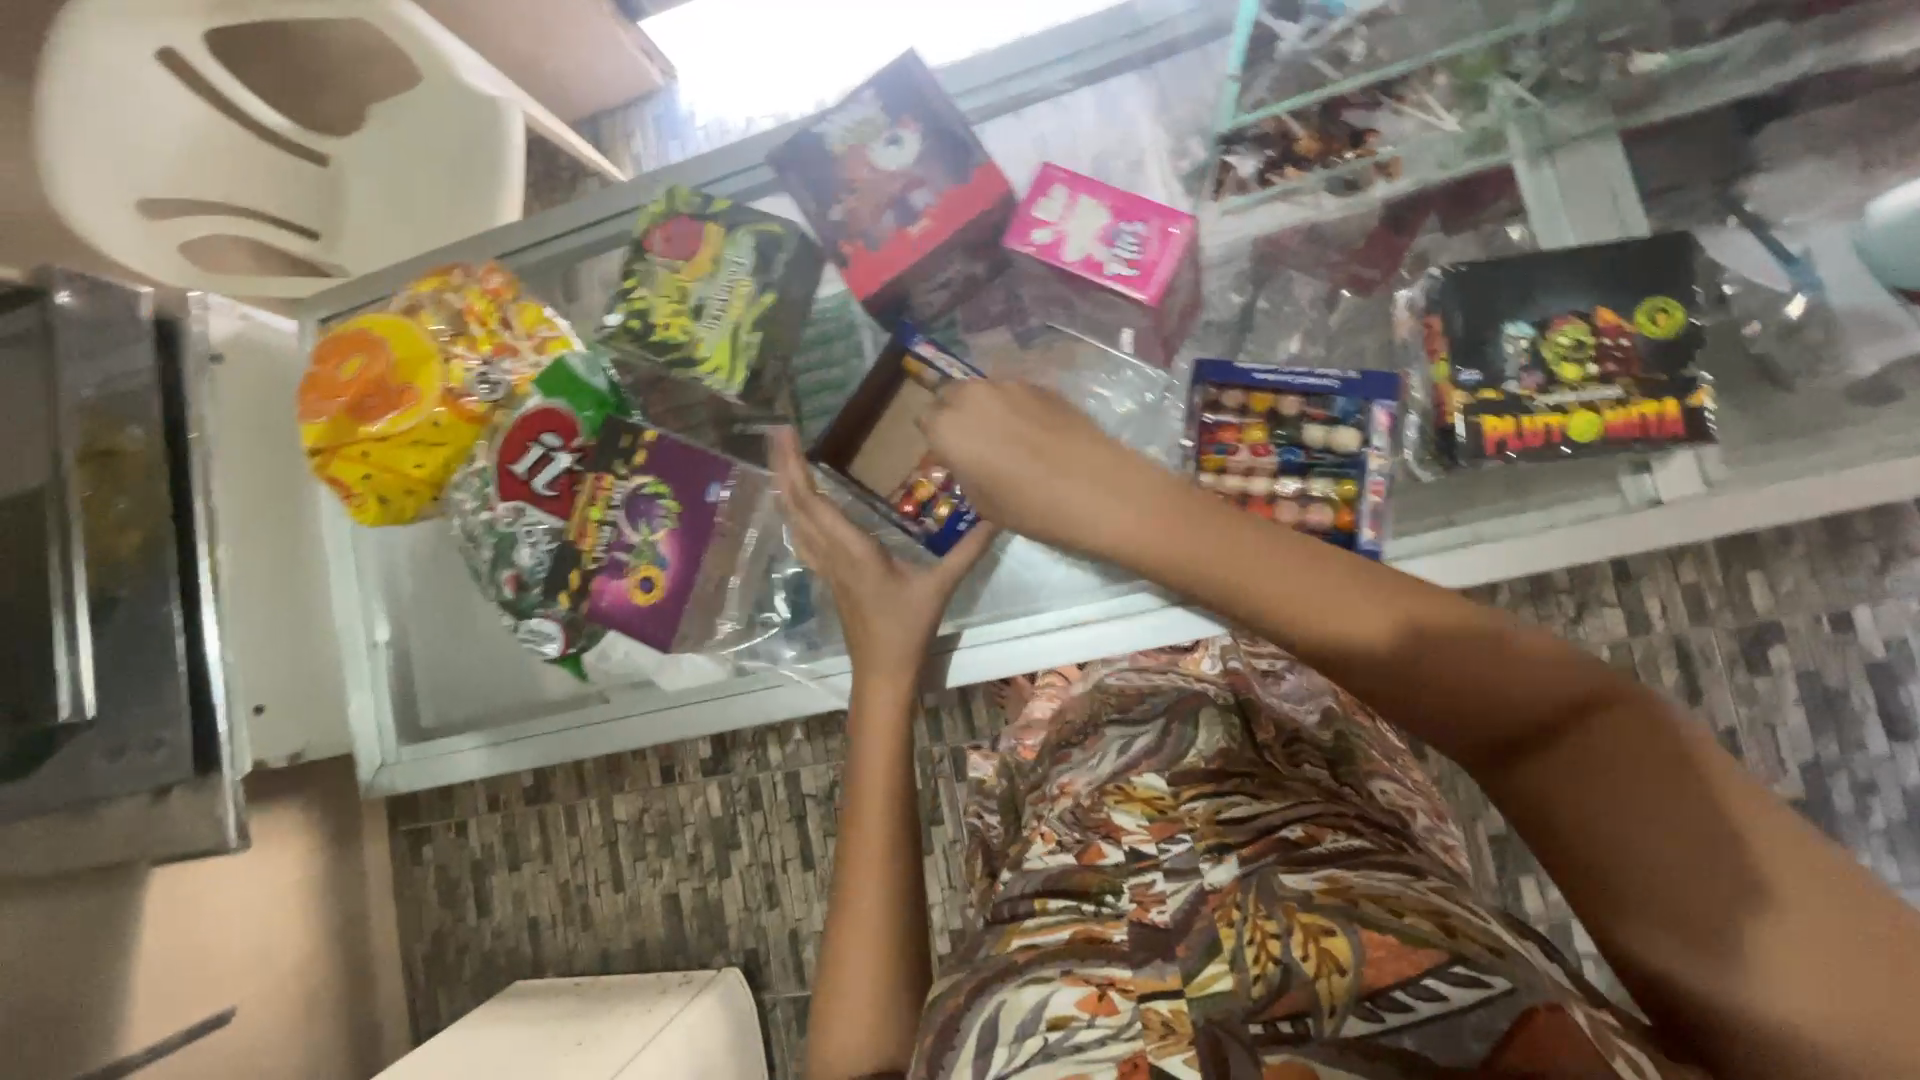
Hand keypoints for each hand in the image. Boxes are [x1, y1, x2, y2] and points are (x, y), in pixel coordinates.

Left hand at [769, 428, 996, 684]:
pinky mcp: (827, 576)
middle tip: (775, 432)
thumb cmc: (909, 628)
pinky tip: (794, 504)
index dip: (797, 468)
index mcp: (854, 550)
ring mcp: (825, 567)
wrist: (882, 670)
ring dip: (783, 487)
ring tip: (778, 456)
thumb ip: (967, 550)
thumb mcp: (941, 586)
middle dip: (782, 467)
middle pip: (796, 505)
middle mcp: (831, 554)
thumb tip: (997, 515)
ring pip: (793, 521)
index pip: (815, 503)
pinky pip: (801, 538)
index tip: (787, 434)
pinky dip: (793, 513)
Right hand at [918, 380, 1187, 555]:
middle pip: (950, 395)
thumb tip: (968, 457)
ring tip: (1007, 437)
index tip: (951, 455)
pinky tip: (1036, 433)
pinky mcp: (1041, 385)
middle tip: (974, 443)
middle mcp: (971, 395)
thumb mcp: (982, 502)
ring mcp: (1009, 385)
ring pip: (984, 390)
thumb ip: (964, 470)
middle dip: (956, 414)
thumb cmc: (1029, 506)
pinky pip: (1015, 393)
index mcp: (947, 426)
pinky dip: (1016, 407)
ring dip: (986, 408)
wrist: (1095, 487)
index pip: (925, 420)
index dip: (938, 438)